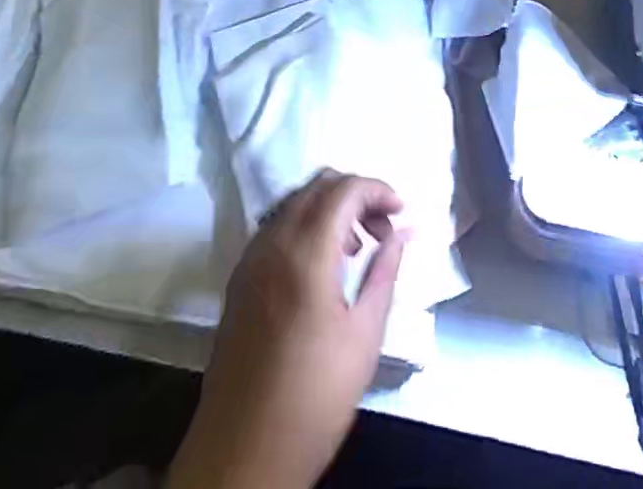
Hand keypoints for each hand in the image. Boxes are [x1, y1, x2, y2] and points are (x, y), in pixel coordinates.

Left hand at [169, 172, 408, 488]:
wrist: (242, 455)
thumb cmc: (316, 394)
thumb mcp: (366, 331)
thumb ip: (386, 269)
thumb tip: (405, 231)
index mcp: (305, 254)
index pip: (344, 189)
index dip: (379, 190)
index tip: (402, 213)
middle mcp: (270, 247)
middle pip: (316, 187)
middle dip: (356, 194)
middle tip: (384, 226)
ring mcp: (248, 264)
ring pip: (293, 205)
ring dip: (330, 209)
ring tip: (359, 247)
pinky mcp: (238, 284)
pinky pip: (275, 230)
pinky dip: (306, 228)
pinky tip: (325, 265)